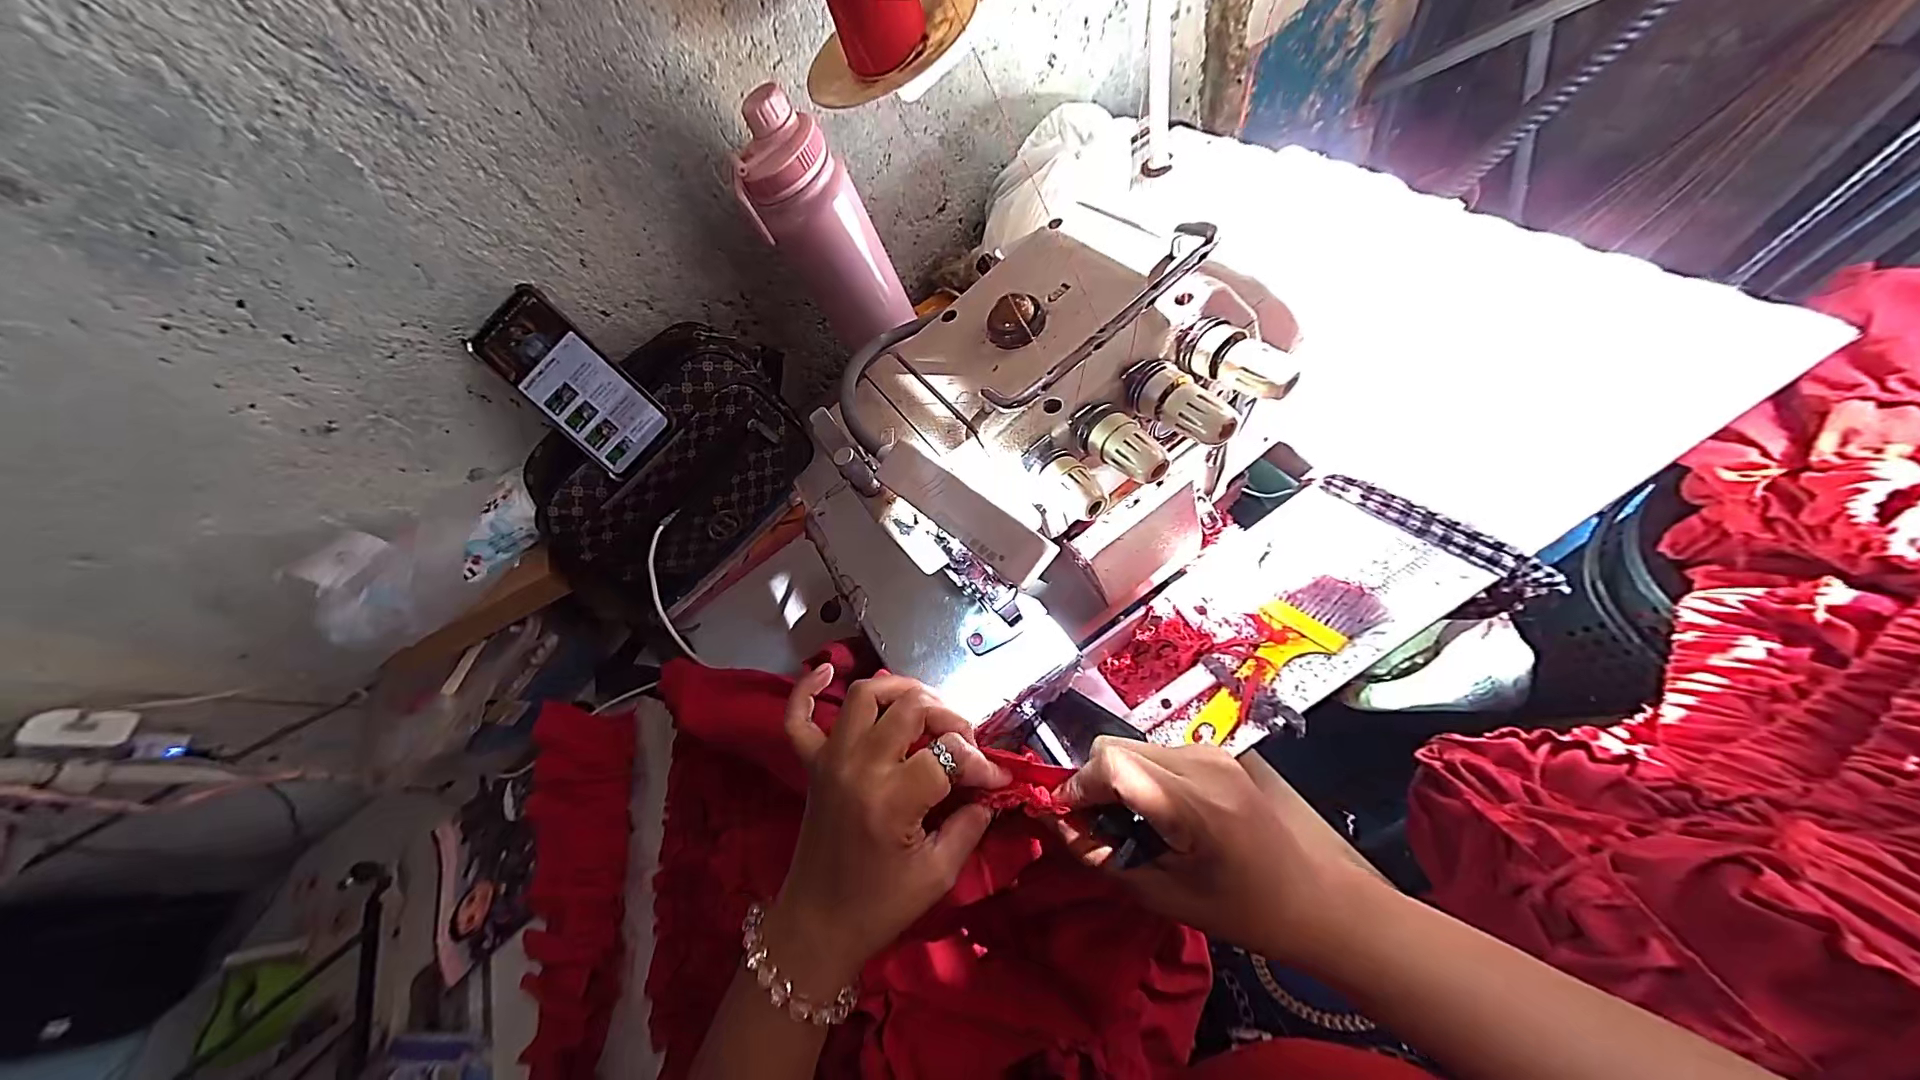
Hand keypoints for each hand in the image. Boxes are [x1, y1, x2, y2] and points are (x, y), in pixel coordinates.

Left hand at [763, 667, 1011, 994]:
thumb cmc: (880, 907)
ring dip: (901, 689)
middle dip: (949, 717)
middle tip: (965, 741)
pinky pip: (799, 716)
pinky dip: (809, 689)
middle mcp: (858, 767)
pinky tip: (827, 670)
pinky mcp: (810, 764)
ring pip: (865, 695)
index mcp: (891, 800)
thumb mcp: (938, 874)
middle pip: (911, 708)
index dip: (980, 762)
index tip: (995, 779)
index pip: (948, 754)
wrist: (817, 927)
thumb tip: (989, 789)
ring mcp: (830, 760)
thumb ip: (970, 824)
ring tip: (926, 705)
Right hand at [1053, 738, 1387, 968]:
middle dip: (1092, 781)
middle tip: (1094, 825)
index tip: (1064, 814)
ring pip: (1135, 746)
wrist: (1324, 899)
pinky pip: (1160, 752)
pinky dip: (1143, 775)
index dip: (1076, 785)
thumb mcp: (1167, 896)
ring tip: (1132, 823)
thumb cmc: (1249, 910)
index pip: (1112, 764)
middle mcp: (1203, 762)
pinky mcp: (1220, 751)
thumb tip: (1058, 825)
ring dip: (1117, 777)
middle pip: (1116, 747)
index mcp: (1195, 803)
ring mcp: (1214, 751)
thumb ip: (1103, 858)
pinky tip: (1160, 812)